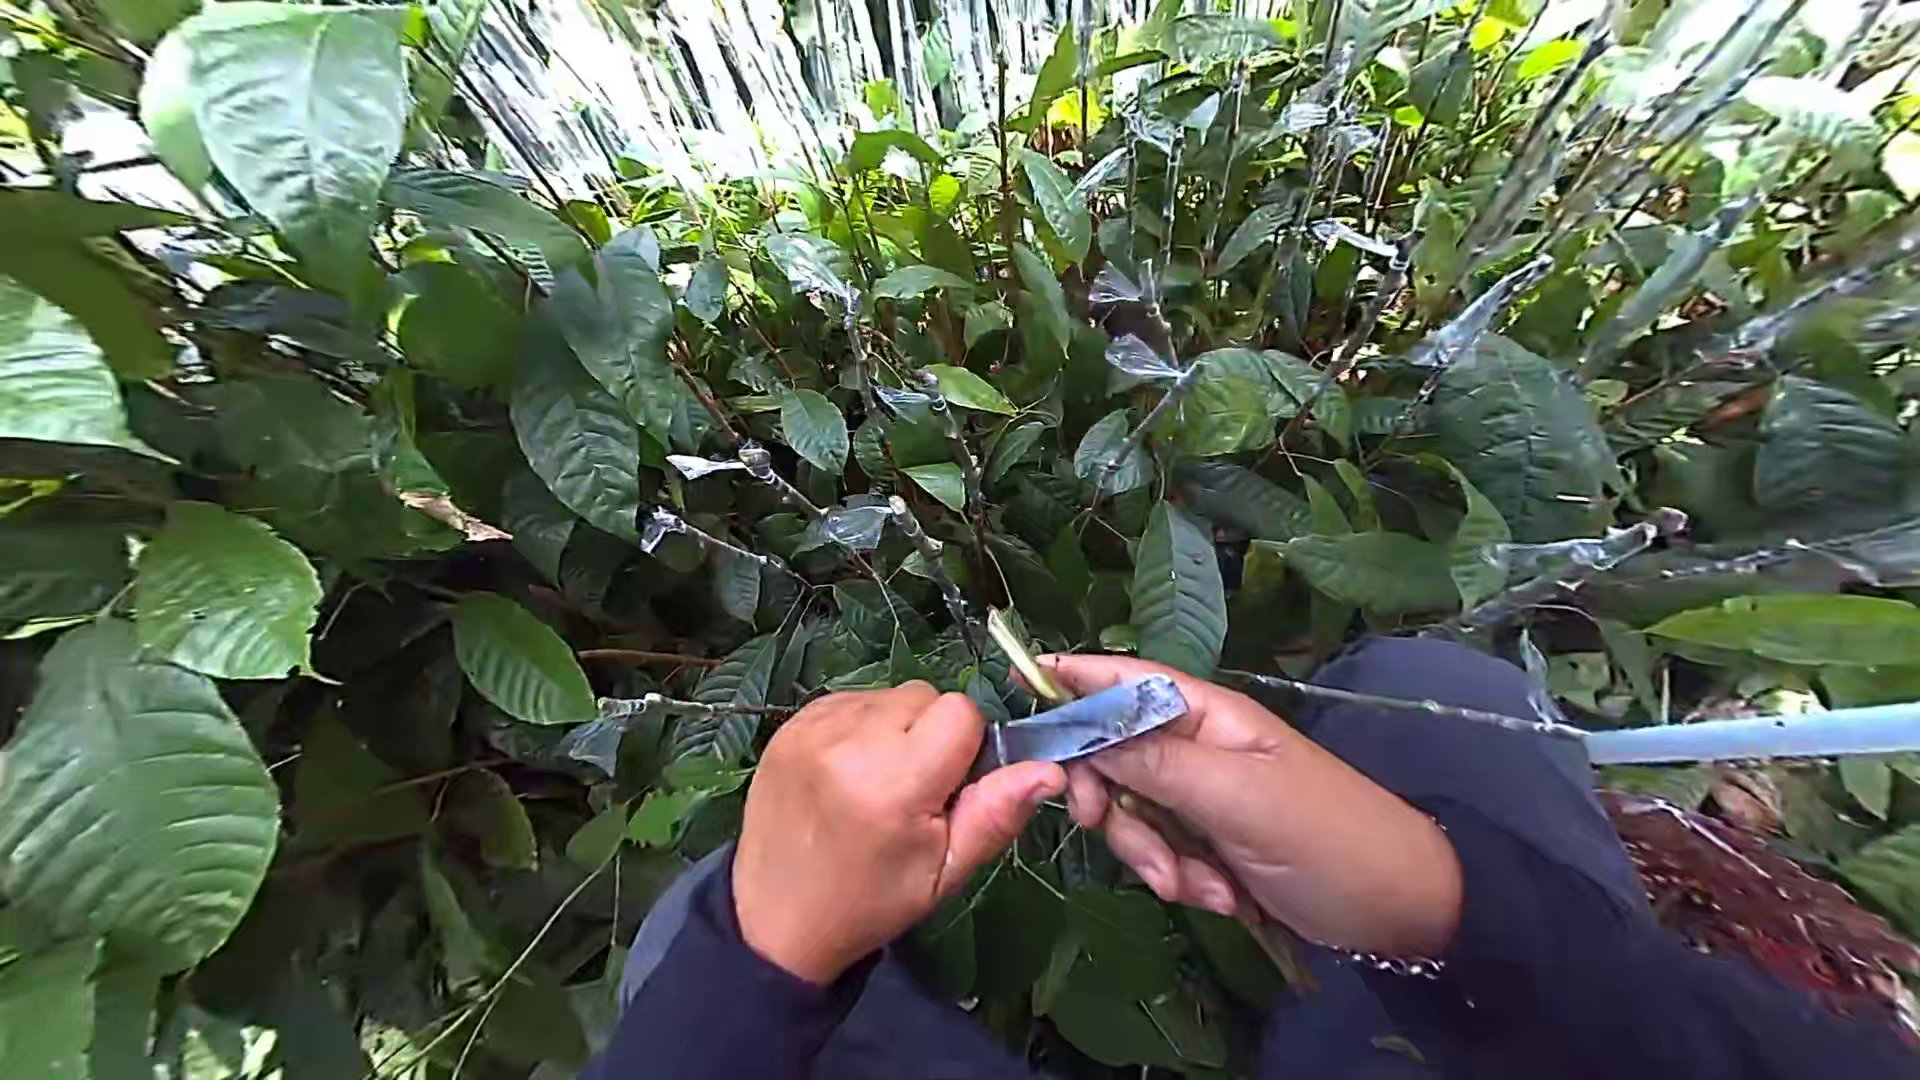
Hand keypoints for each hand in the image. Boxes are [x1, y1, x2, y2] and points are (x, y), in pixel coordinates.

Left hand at [733, 682, 1065, 983]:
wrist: (775, 917)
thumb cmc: (871, 899)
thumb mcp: (945, 872)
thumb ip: (998, 814)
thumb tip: (1049, 769)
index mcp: (895, 780)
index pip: (960, 712)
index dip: (965, 746)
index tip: (946, 784)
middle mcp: (852, 739)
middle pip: (926, 697)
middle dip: (930, 734)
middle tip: (910, 786)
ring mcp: (816, 724)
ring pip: (892, 694)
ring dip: (897, 726)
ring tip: (876, 777)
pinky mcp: (793, 720)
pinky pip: (855, 697)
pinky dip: (863, 723)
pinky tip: (848, 766)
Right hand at [1048, 655, 1462, 956]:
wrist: (1402, 915)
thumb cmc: (1326, 835)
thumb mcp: (1237, 797)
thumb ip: (1155, 763)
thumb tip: (1083, 734)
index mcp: (1201, 713)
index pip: (1122, 679)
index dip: (1071, 675)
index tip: (1020, 683)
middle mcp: (1188, 743)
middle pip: (1107, 751)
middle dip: (1103, 794)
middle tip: (1095, 823)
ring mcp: (1192, 791)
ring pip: (1125, 807)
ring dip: (1148, 850)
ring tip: (1197, 885)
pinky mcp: (1198, 835)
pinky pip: (1153, 846)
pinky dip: (1176, 874)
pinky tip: (1219, 895)